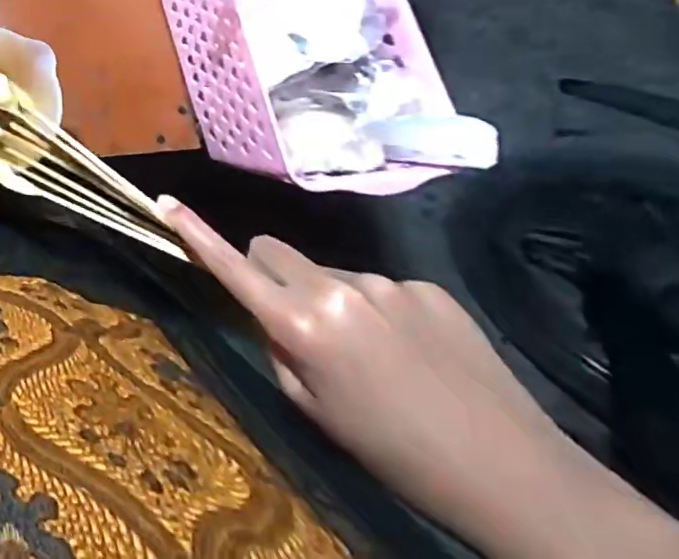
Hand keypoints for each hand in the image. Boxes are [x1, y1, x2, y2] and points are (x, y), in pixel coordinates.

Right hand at [157, 198, 678, 558]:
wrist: (512, 474)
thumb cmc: (392, 451)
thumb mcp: (313, 408)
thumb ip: (278, 348)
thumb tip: (271, 315)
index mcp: (301, 324)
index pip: (232, 266)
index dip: (195, 233)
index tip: (166, 203)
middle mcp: (337, 287)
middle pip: (276, 252)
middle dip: (272, 274)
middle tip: (299, 324)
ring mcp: (386, 281)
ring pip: (328, 271)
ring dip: (330, 297)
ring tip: (373, 353)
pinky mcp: (427, 286)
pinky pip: (378, 285)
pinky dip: (378, 309)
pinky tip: (413, 351)